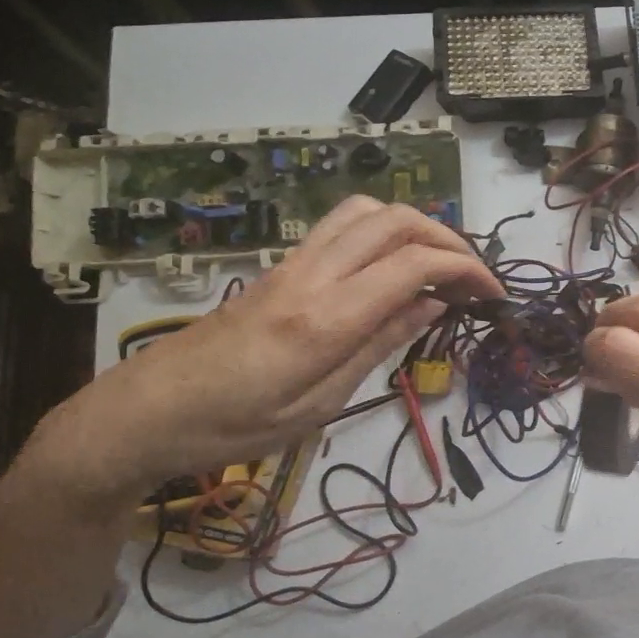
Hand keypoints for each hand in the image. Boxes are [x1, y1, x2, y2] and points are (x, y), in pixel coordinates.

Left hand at [34, 196, 501, 505]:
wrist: (142, 414)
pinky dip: (385, 234)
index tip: (496, 296)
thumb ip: (381, 344)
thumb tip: (435, 303)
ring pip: (366, 211)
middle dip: (449, 239)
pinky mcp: (280, 269)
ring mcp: (291, 265)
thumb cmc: (235, 426)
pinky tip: (395, 272)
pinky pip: (342, 228)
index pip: (414, 263)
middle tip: (475, 279)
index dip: (468, 269)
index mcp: (327, 317)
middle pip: (395, 220)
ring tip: (439, 267)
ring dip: (415, 228)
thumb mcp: (321, 403)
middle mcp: (311, 276)